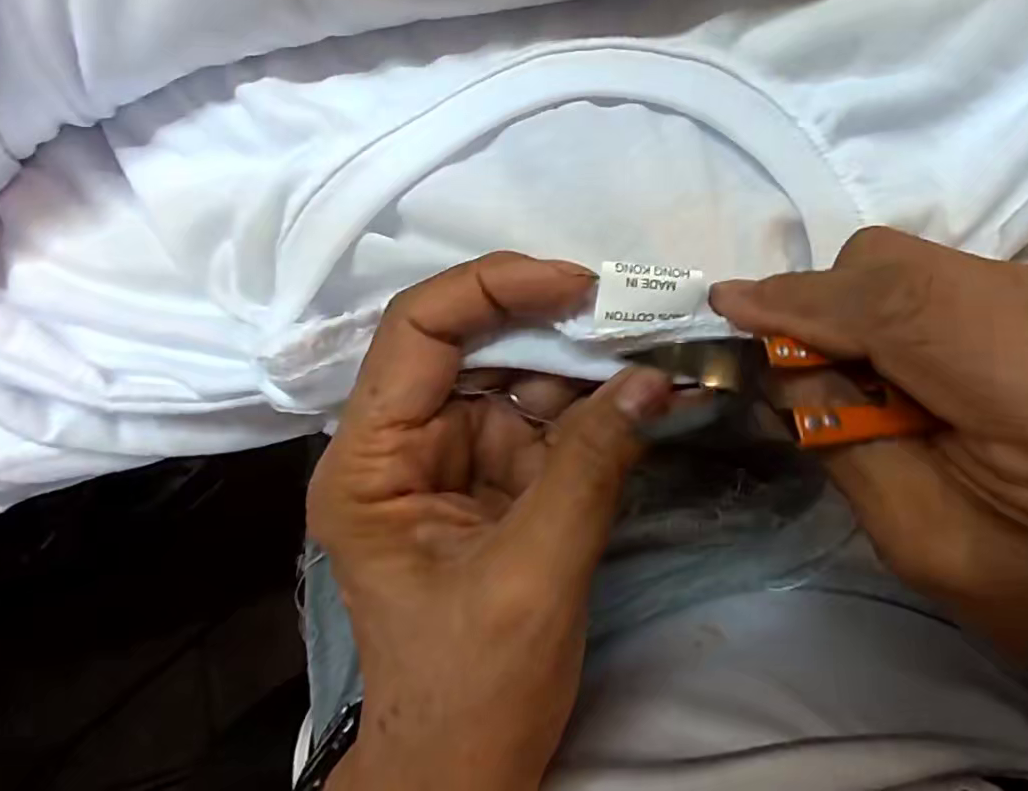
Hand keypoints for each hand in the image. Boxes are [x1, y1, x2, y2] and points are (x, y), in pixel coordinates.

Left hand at [307, 253, 673, 790]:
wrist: (469, 767)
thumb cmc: (472, 688)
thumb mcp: (532, 575)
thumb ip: (591, 467)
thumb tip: (653, 378)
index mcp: (373, 460)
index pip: (419, 331)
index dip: (492, 287)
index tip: (576, 284)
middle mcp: (410, 440)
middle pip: (475, 340)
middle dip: (552, 319)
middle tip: (629, 311)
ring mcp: (461, 452)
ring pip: (523, 372)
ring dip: (586, 359)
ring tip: (650, 344)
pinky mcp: (506, 470)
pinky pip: (554, 413)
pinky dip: (600, 400)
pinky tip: (644, 392)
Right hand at [710, 228, 1027, 707]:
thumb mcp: (918, 538)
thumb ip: (840, 430)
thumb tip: (772, 340)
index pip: (917, 312)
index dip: (815, 300)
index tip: (735, 303)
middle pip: (931, 270)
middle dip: (846, 306)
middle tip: (816, 366)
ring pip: (956, 265)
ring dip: (899, 313)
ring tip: (911, 388)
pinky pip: (995, 276)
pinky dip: (949, 313)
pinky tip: (966, 373)